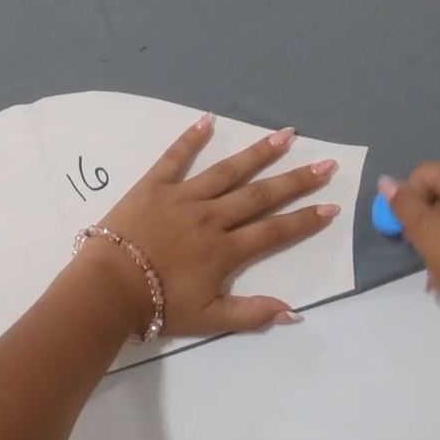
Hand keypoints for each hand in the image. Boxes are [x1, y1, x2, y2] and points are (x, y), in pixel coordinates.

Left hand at [78, 114, 340, 336]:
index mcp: (225, 250)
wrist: (109, 287)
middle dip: (295, 180)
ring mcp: (183, 197)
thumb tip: (295, 312)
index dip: (304, 220)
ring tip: (285, 135)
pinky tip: (208, 120)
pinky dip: (191, 138)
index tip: (331, 206)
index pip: (274, 231)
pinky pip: (175, 157)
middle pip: (260, 195)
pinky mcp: (154, 185)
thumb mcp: (208, 320)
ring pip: (228, 171)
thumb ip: (251, 314)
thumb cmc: (157, 306)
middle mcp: (211, 217)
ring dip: (258, 153)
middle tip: (325, 162)